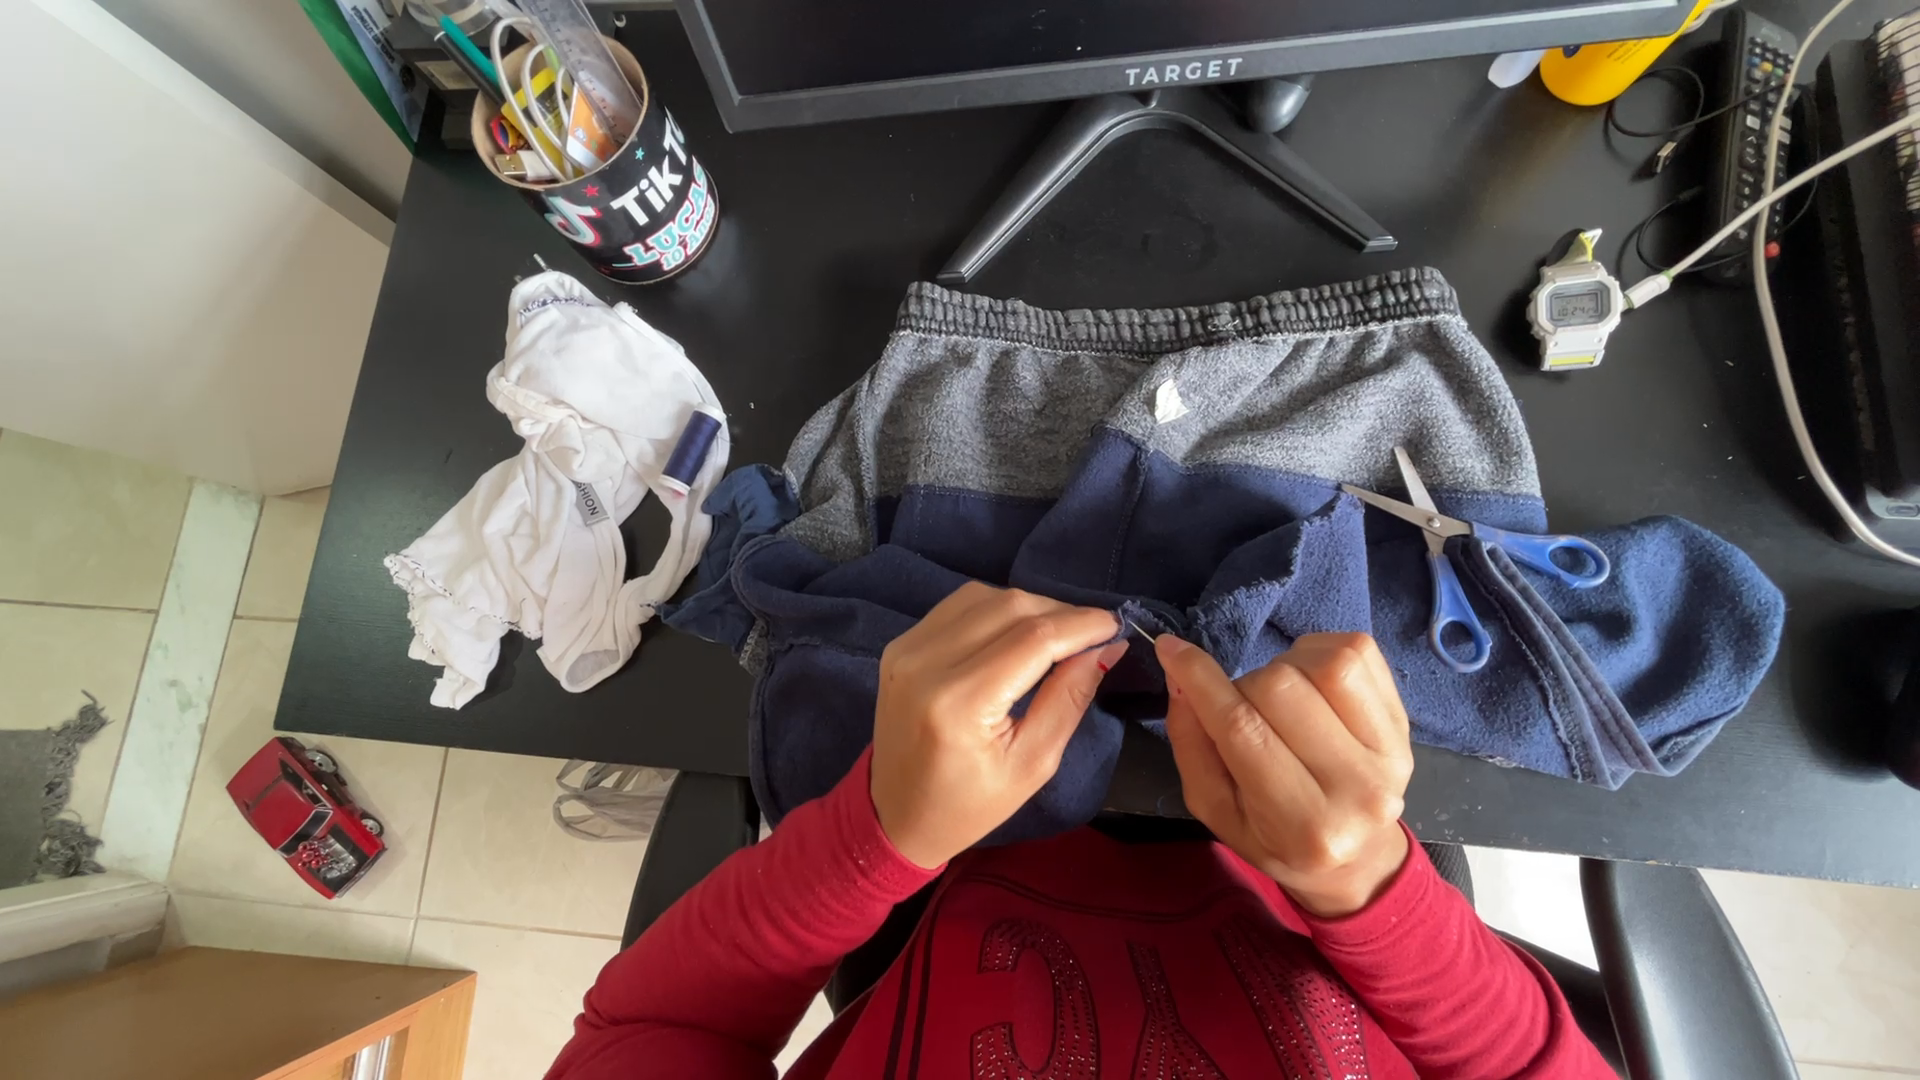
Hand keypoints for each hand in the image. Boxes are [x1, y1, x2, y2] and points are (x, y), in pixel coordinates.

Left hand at [871, 583, 1124, 868]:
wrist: (894, 814)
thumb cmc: (969, 805)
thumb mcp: (1033, 764)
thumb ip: (1069, 698)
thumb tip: (1107, 647)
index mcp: (959, 703)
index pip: (1033, 639)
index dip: (1080, 625)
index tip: (1114, 624)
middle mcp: (926, 663)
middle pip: (1010, 607)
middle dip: (1060, 612)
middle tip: (1092, 633)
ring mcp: (907, 648)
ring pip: (984, 597)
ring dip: (1029, 606)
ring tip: (1058, 634)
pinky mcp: (900, 644)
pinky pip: (958, 605)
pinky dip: (995, 609)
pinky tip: (1015, 631)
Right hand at [1157, 632, 1414, 916]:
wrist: (1357, 861)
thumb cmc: (1272, 835)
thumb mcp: (1213, 806)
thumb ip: (1190, 742)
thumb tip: (1179, 676)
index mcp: (1300, 823)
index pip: (1242, 728)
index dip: (1199, 678)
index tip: (1169, 648)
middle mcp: (1355, 788)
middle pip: (1278, 687)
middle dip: (1242, 685)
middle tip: (1242, 707)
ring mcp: (1390, 752)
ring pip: (1322, 664)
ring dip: (1283, 666)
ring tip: (1279, 696)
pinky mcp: (1405, 721)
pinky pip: (1356, 650)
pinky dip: (1318, 650)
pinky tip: (1309, 678)